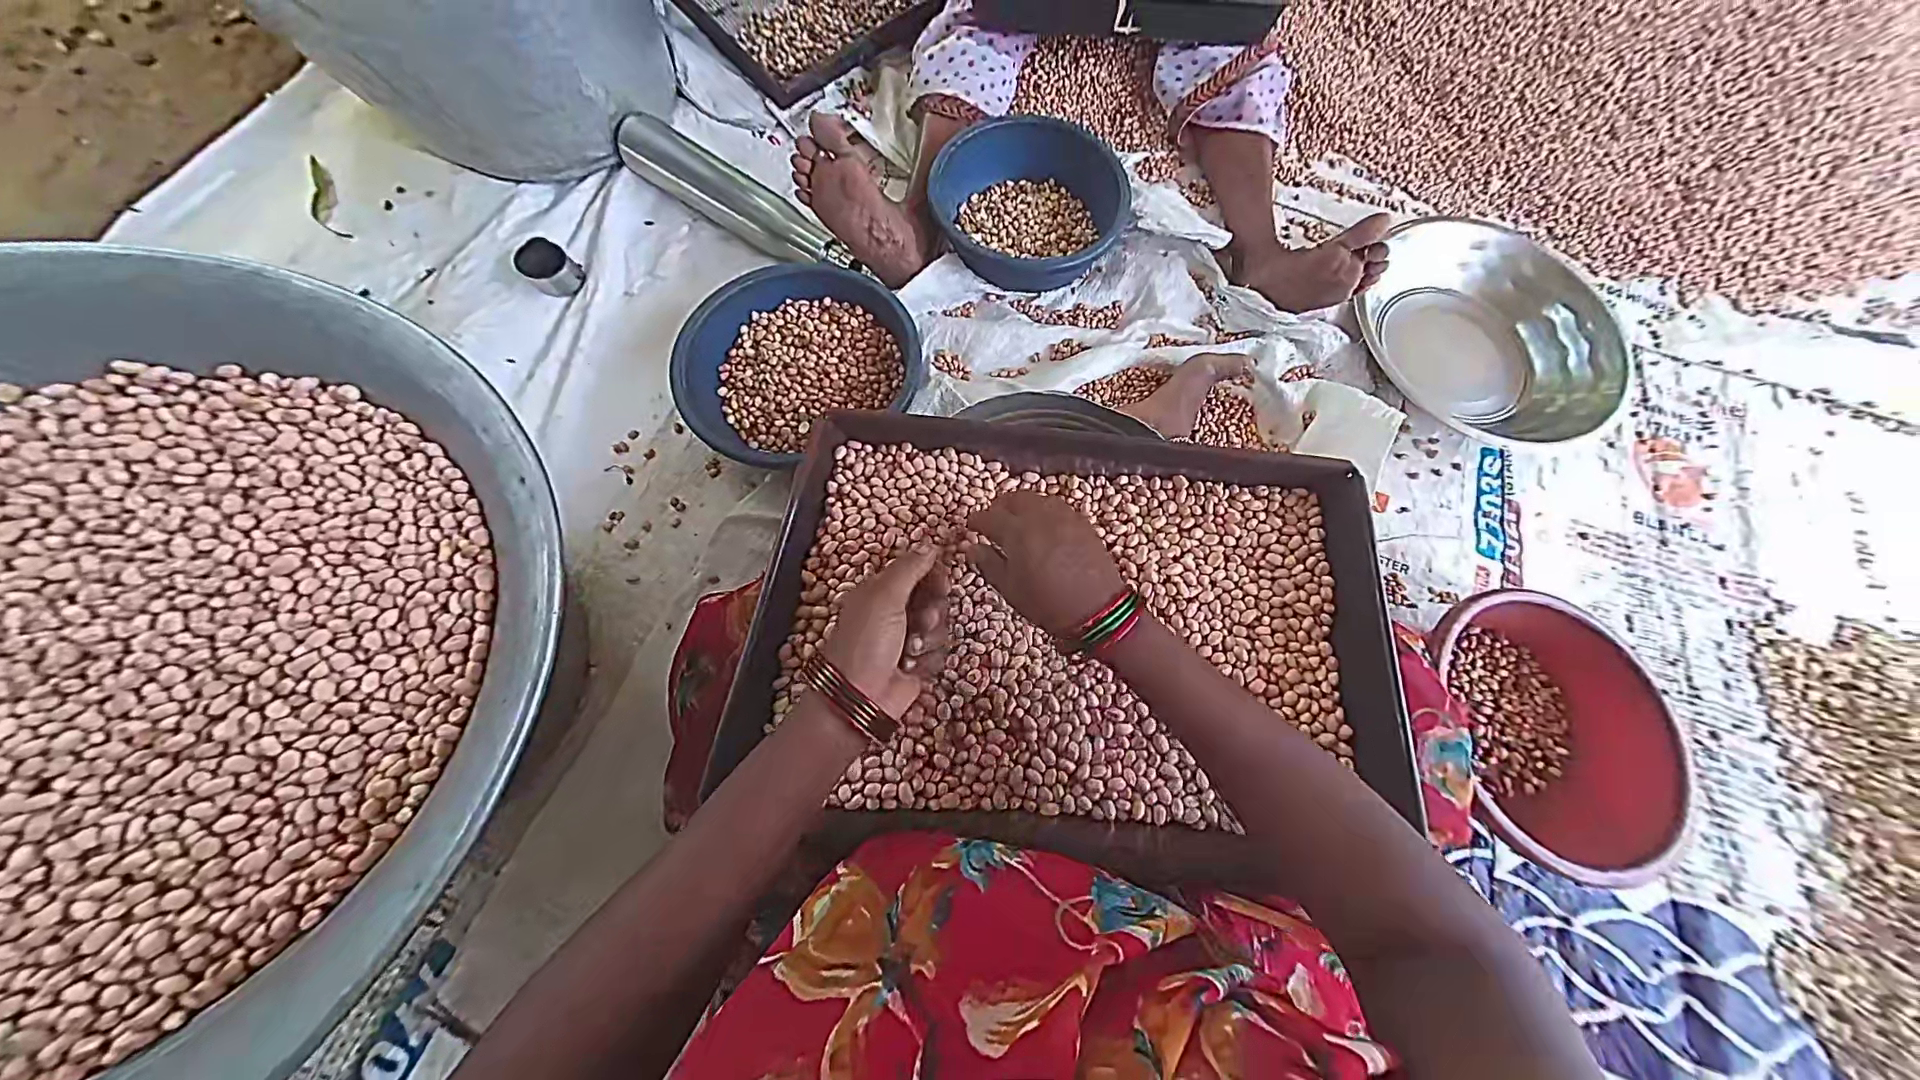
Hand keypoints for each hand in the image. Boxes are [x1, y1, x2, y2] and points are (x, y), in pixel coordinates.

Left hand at [819, 544, 950, 717]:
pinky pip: (940, 652)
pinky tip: (911, 666)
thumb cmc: (866, 641)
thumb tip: (930, 544)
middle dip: (933, 610)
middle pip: (935, 598)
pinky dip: (928, 659)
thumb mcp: (885, 596)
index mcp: (881, 590)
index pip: (918, 571)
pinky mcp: (918, 663)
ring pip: (941, 626)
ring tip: (911, 649)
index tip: (941, 583)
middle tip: (922, 620)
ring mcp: (907, 638)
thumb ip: (909, 568)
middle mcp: (895, 611)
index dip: (933, 575)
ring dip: (930, 637)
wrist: (859, 697)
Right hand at [965, 492, 1126, 638]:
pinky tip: (1043, 527)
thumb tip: (972, 548)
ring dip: (1022, 506)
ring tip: (1017, 522)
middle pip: (1013, 499)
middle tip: (993, 522)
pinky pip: (1057, 507)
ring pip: (1036, 499)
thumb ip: (989, 564)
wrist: (1097, 608)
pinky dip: (1044, 511)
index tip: (971, 527)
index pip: (988, 517)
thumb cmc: (1047, 603)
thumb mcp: (1010, 588)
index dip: (976, 521)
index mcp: (1016, 532)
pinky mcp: (1082, 522)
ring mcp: (1063, 516)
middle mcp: (1039, 516)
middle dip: (999, 507)